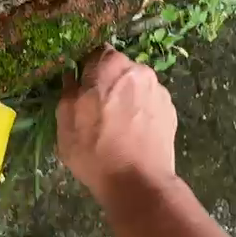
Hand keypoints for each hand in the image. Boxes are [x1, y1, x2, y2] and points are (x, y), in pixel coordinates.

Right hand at [57, 45, 178, 200]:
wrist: (138, 183)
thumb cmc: (94, 150)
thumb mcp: (65, 121)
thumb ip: (68, 91)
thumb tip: (72, 77)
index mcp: (110, 65)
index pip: (95, 53)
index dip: (86, 70)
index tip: (80, 89)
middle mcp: (138, 70)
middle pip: (117, 69)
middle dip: (107, 83)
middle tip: (97, 110)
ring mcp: (159, 90)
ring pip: (135, 86)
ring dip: (126, 98)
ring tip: (117, 126)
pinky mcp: (171, 111)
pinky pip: (149, 103)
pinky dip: (141, 112)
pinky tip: (133, 135)